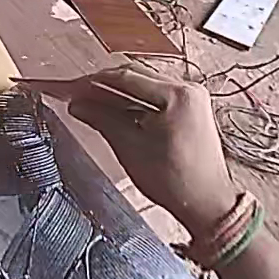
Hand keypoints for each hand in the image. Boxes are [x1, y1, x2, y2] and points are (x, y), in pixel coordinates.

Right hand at [62, 66, 239, 236]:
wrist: (207, 203)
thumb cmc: (175, 181)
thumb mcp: (129, 147)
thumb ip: (101, 118)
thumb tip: (77, 104)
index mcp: (176, 95)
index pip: (124, 77)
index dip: (92, 82)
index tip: (71, 88)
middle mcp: (188, 89)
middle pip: (135, 74)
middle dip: (103, 84)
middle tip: (77, 95)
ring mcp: (192, 97)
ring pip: (144, 83)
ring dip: (117, 91)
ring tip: (91, 102)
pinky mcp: (190, 107)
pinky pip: (155, 94)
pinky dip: (133, 99)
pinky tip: (114, 109)